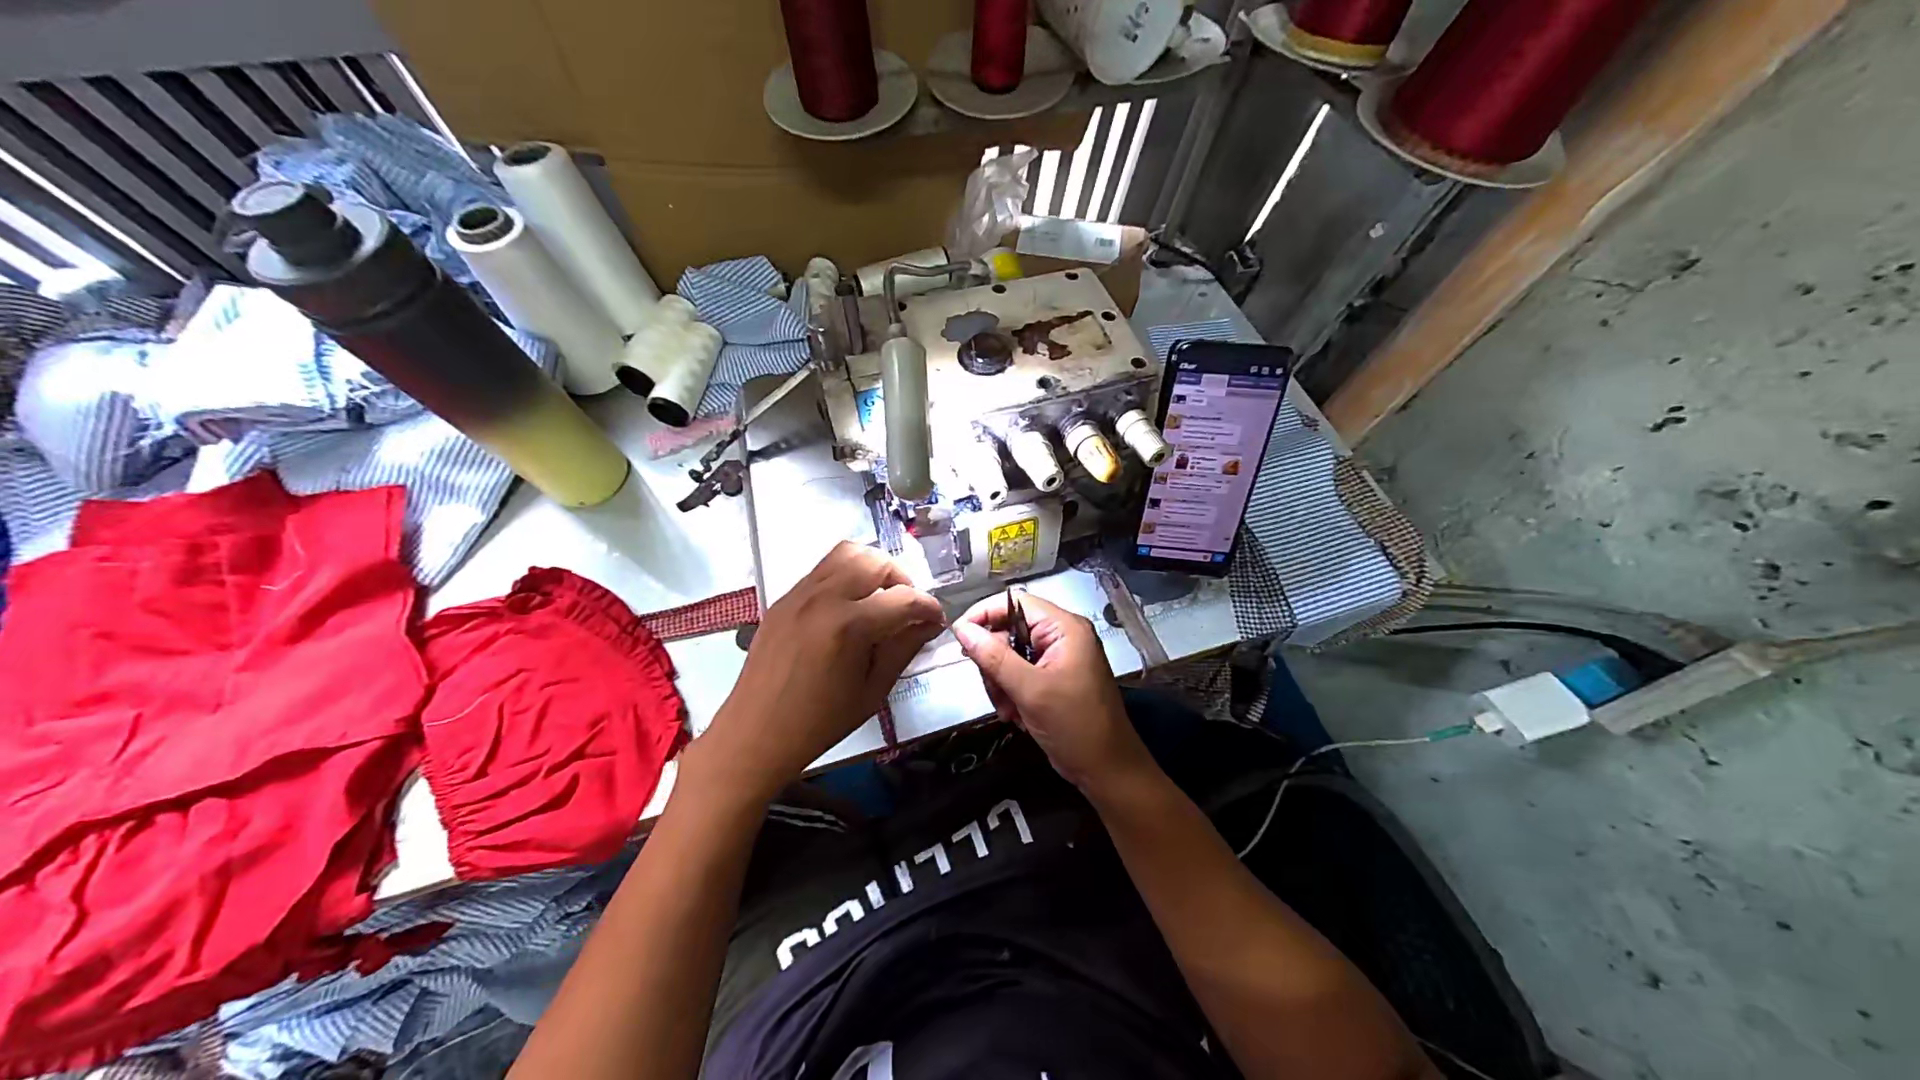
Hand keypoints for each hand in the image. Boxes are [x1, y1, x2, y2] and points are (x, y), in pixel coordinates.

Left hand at [693, 543, 943, 801]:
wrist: (756, 733)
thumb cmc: (819, 722)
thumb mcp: (872, 691)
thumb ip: (904, 648)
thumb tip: (929, 623)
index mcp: (848, 626)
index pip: (904, 598)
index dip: (929, 607)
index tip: (935, 620)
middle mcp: (823, 598)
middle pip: (875, 561)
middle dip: (901, 579)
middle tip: (906, 607)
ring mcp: (799, 594)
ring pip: (847, 553)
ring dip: (872, 569)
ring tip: (879, 599)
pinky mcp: (784, 598)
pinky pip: (822, 569)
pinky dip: (845, 576)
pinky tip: (849, 607)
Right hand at [951, 592, 1156, 796]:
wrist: (1107, 770)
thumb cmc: (1074, 725)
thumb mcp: (1029, 690)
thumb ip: (993, 656)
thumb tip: (962, 628)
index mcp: (1064, 628)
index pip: (1015, 602)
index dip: (985, 614)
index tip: (959, 636)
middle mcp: (1062, 636)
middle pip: (1009, 631)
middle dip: (994, 661)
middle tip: (993, 689)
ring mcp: (1058, 659)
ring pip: (1010, 655)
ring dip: (1000, 682)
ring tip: (1007, 709)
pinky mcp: (1053, 679)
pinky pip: (1020, 674)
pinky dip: (1011, 692)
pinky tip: (1015, 715)